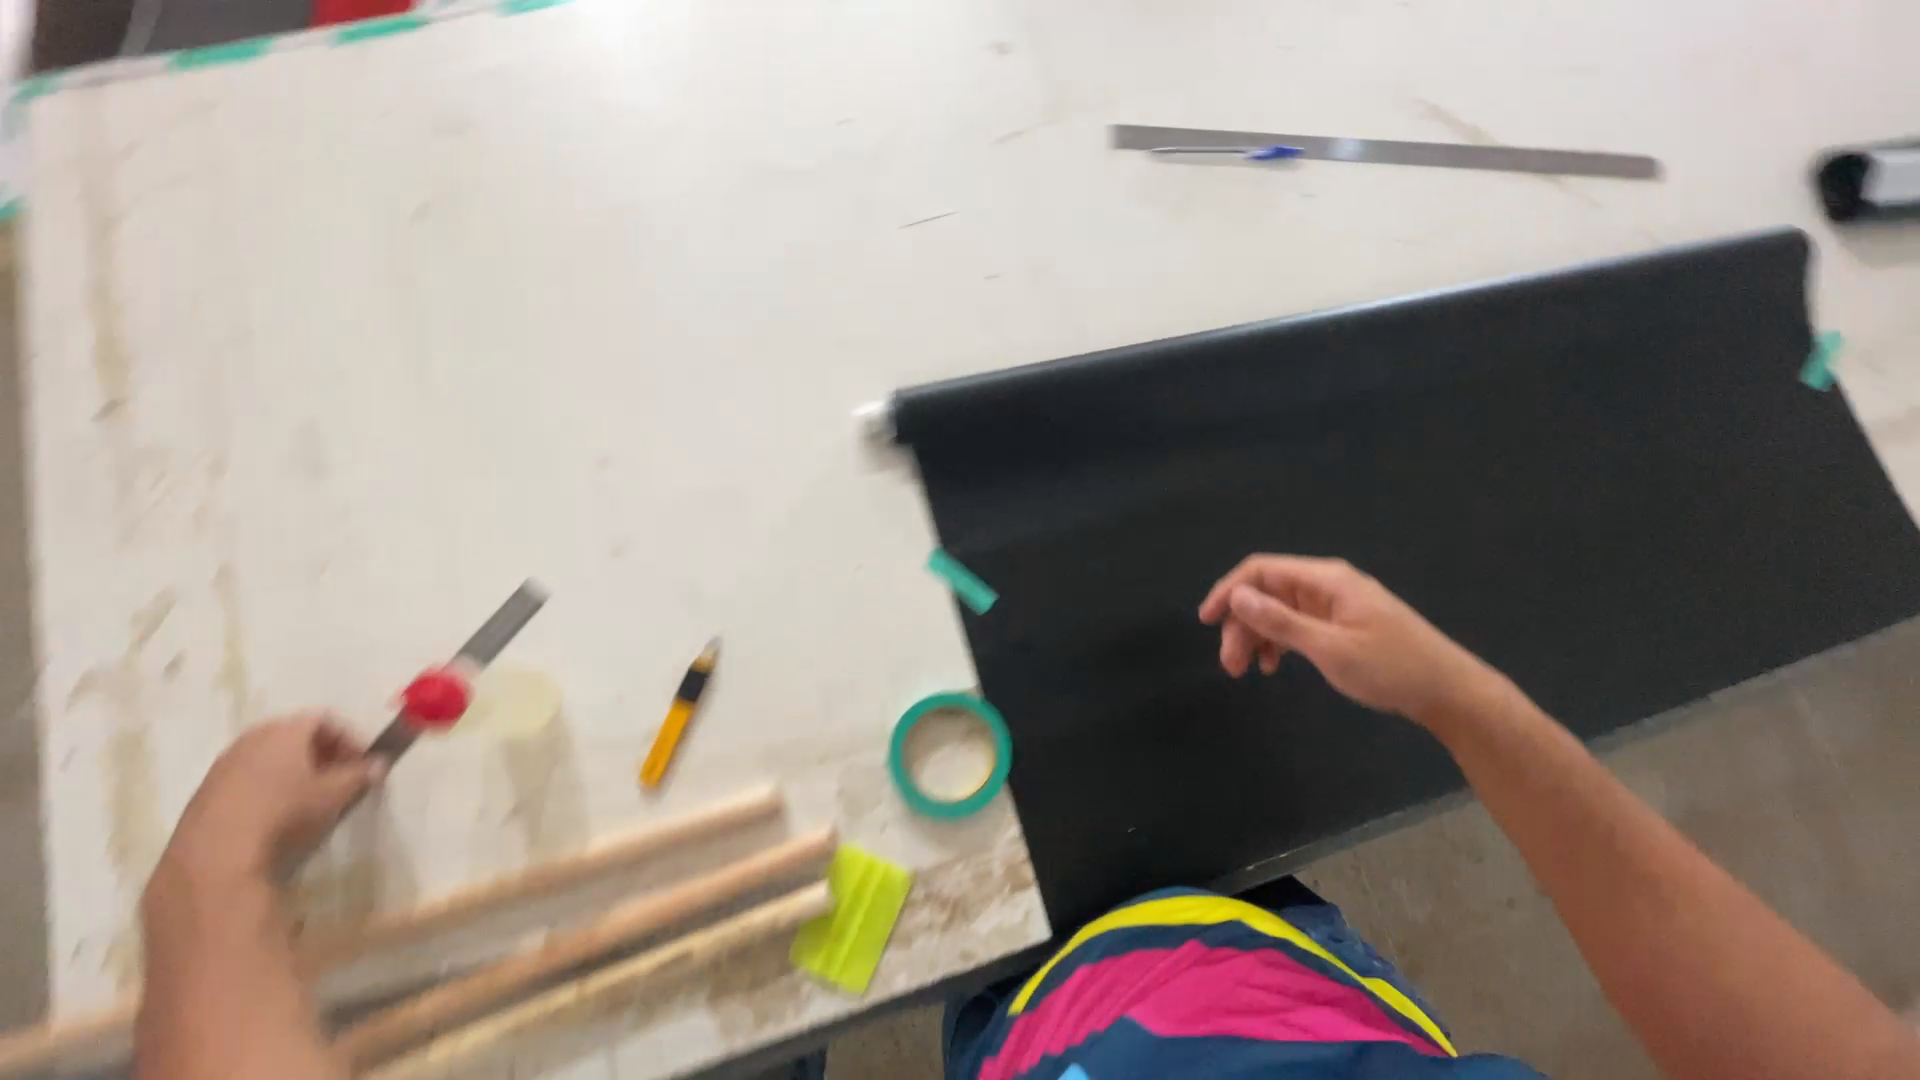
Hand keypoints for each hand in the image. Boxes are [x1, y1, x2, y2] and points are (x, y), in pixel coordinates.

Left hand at [159, 713, 384, 885]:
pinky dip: (269, 784)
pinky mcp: (204, 792)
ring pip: (269, 756)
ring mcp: (223, 765)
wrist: (214, 857)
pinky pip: (247, 776)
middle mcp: (251, 739)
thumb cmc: (285, 812)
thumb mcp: (336, 793)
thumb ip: (361, 774)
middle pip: (294, 734)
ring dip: (295, 769)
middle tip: (340, 775)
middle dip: (322, 752)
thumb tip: (378, 764)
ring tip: (310, 795)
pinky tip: (277, 811)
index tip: (363, 762)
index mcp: (284, 731)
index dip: (351, 737)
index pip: (325, 719)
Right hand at [1199, 554, 1511, 729]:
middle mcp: (1326, 585)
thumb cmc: (1392, 668)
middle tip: (1230, 666)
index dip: (1228, 591)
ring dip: (1256, 637)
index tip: (1206, 621)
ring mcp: (1333, 605)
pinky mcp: (1339, 624)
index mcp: (1326, 580)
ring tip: (1247, 671)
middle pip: (1266, 593)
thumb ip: (1281, 621)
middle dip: (1241, 625)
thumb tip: (1237, 596)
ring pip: (1277, 611)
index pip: (1261, 570)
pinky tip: (1272, 666)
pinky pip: (1295, 625)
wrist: (1448, 692)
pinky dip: (1277, 642)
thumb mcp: (1331, 648)